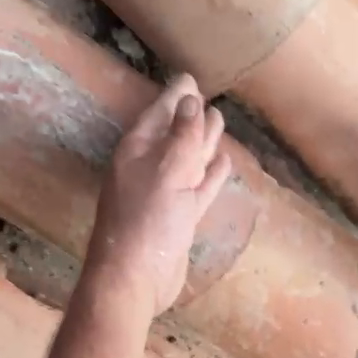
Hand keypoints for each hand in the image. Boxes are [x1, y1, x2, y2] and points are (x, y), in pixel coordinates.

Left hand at [84, 74, 232, 316]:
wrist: (135, 279)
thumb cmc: (145, 221)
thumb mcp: (166, 172)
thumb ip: (181, 137)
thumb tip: (192, 100)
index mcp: (137, 153)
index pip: (158, 115)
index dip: (175, 97)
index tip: (190, 78)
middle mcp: (149, 170)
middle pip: (173, 136)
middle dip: (190, 118)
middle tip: (208, 98)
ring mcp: (164, 196)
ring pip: (187, 162)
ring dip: (202, 143)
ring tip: (219, 123)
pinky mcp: (178, 219)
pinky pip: (197, 189)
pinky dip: (210, 176)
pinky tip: (222, 163)